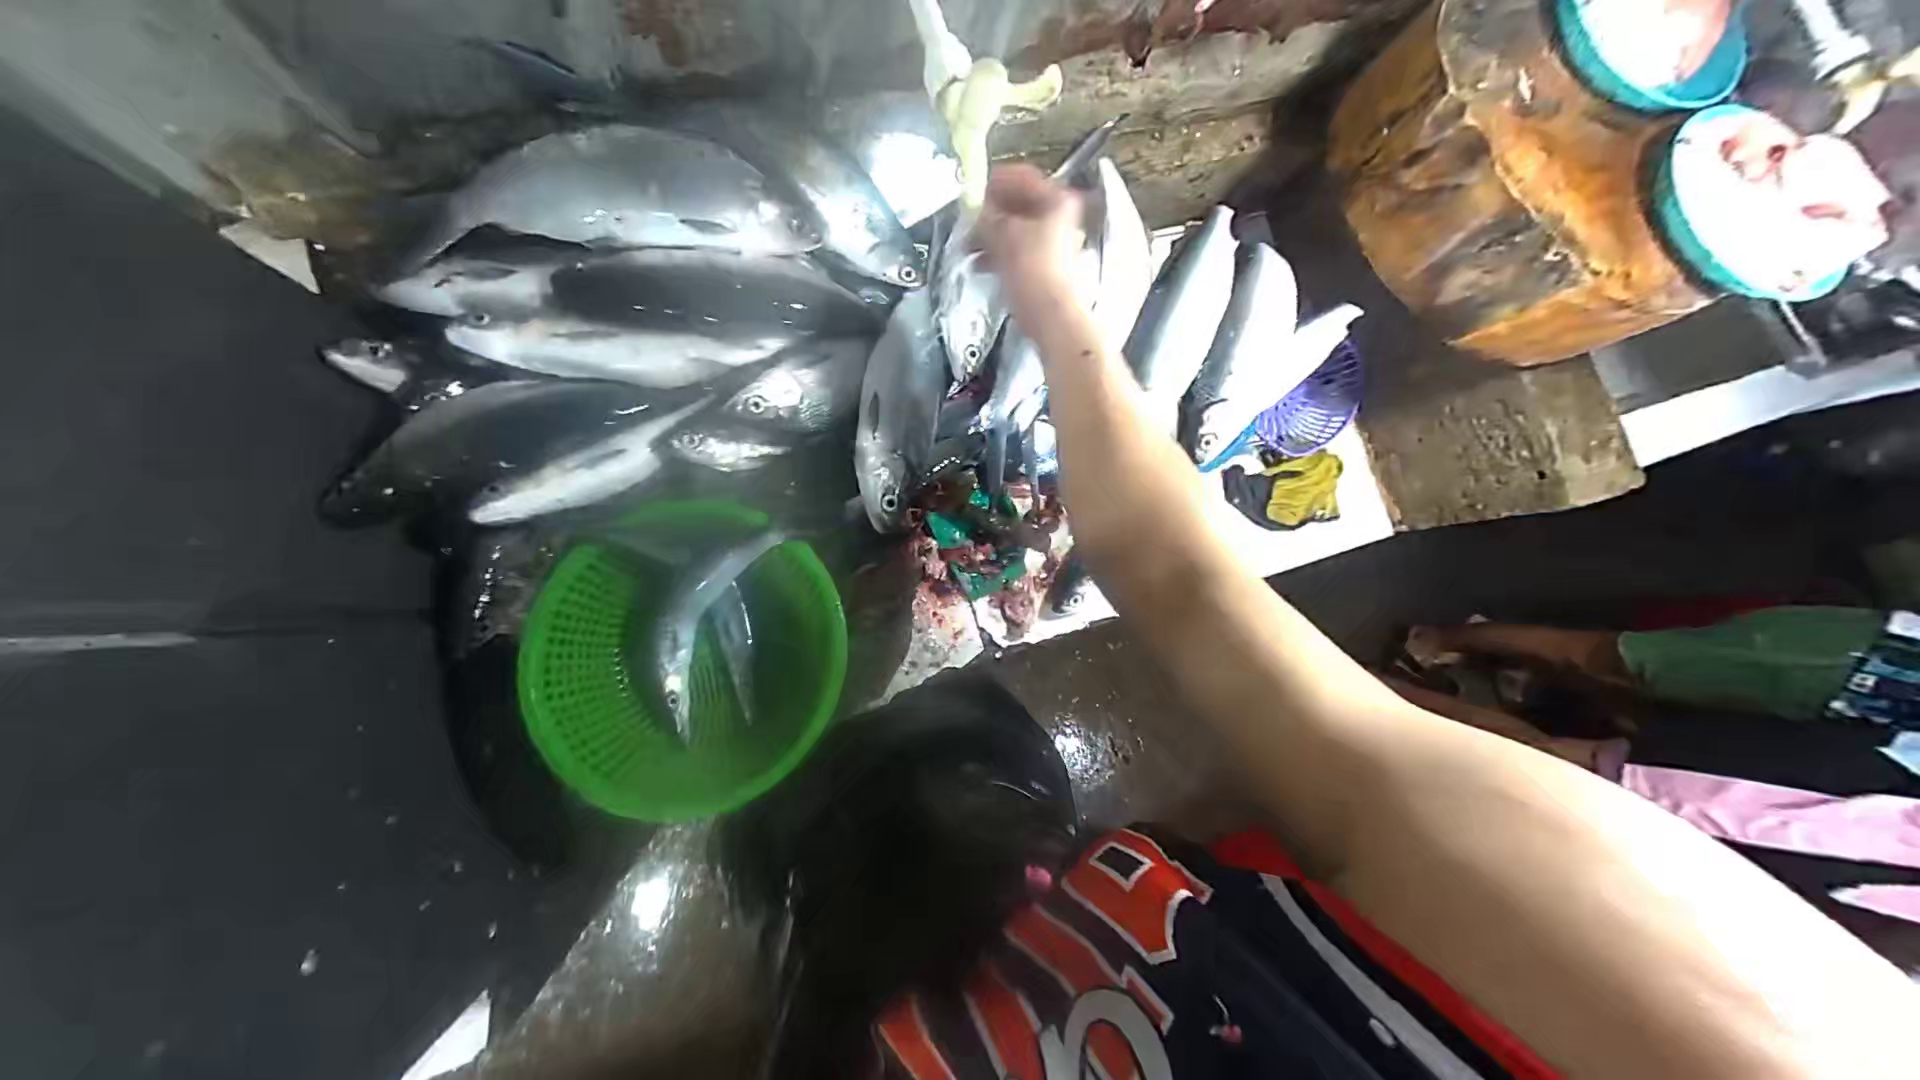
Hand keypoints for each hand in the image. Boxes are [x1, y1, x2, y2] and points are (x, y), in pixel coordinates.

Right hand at [975, 164, 1084, 311]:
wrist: (1051, 316)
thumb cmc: (1032, 271)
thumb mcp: (1003, 235)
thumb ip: (986, 216)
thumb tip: (974, 207)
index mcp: (1056, 200)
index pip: (1021, 177)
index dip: (993, 181)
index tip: (971, 188)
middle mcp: (1060, 217)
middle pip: (1019, 205)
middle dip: (989, 214)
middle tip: (967, 219)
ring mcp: (1055, 243)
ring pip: (1017, 230)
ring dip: (990, 236)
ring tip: (968, 246)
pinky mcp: (1046, 267)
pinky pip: (1019, 251)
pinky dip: (1000, 254)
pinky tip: (980, 264)